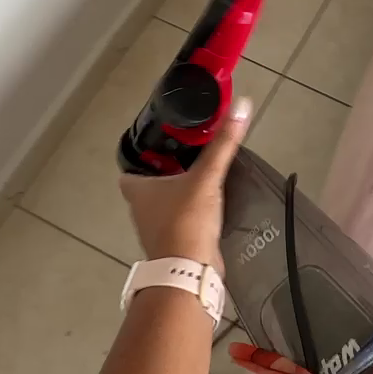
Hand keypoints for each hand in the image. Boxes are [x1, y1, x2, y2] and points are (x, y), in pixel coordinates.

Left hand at [119, 96, 252, 269]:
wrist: (190, 268)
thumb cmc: (187, 218)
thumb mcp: (207, 176)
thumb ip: (223, 144)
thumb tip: (241, 105)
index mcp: (138, 190)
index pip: (130, 170)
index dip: (142, 159)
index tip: (163, 148)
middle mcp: (140, 210)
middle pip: (148, 187)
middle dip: (164, 175)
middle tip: (188, 158)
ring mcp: (155, 229)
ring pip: (163, 206)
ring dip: (178, 196)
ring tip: (201, 179)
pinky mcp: (173, 244)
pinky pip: (179, 222)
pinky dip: (190, 214)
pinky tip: (209, 206)